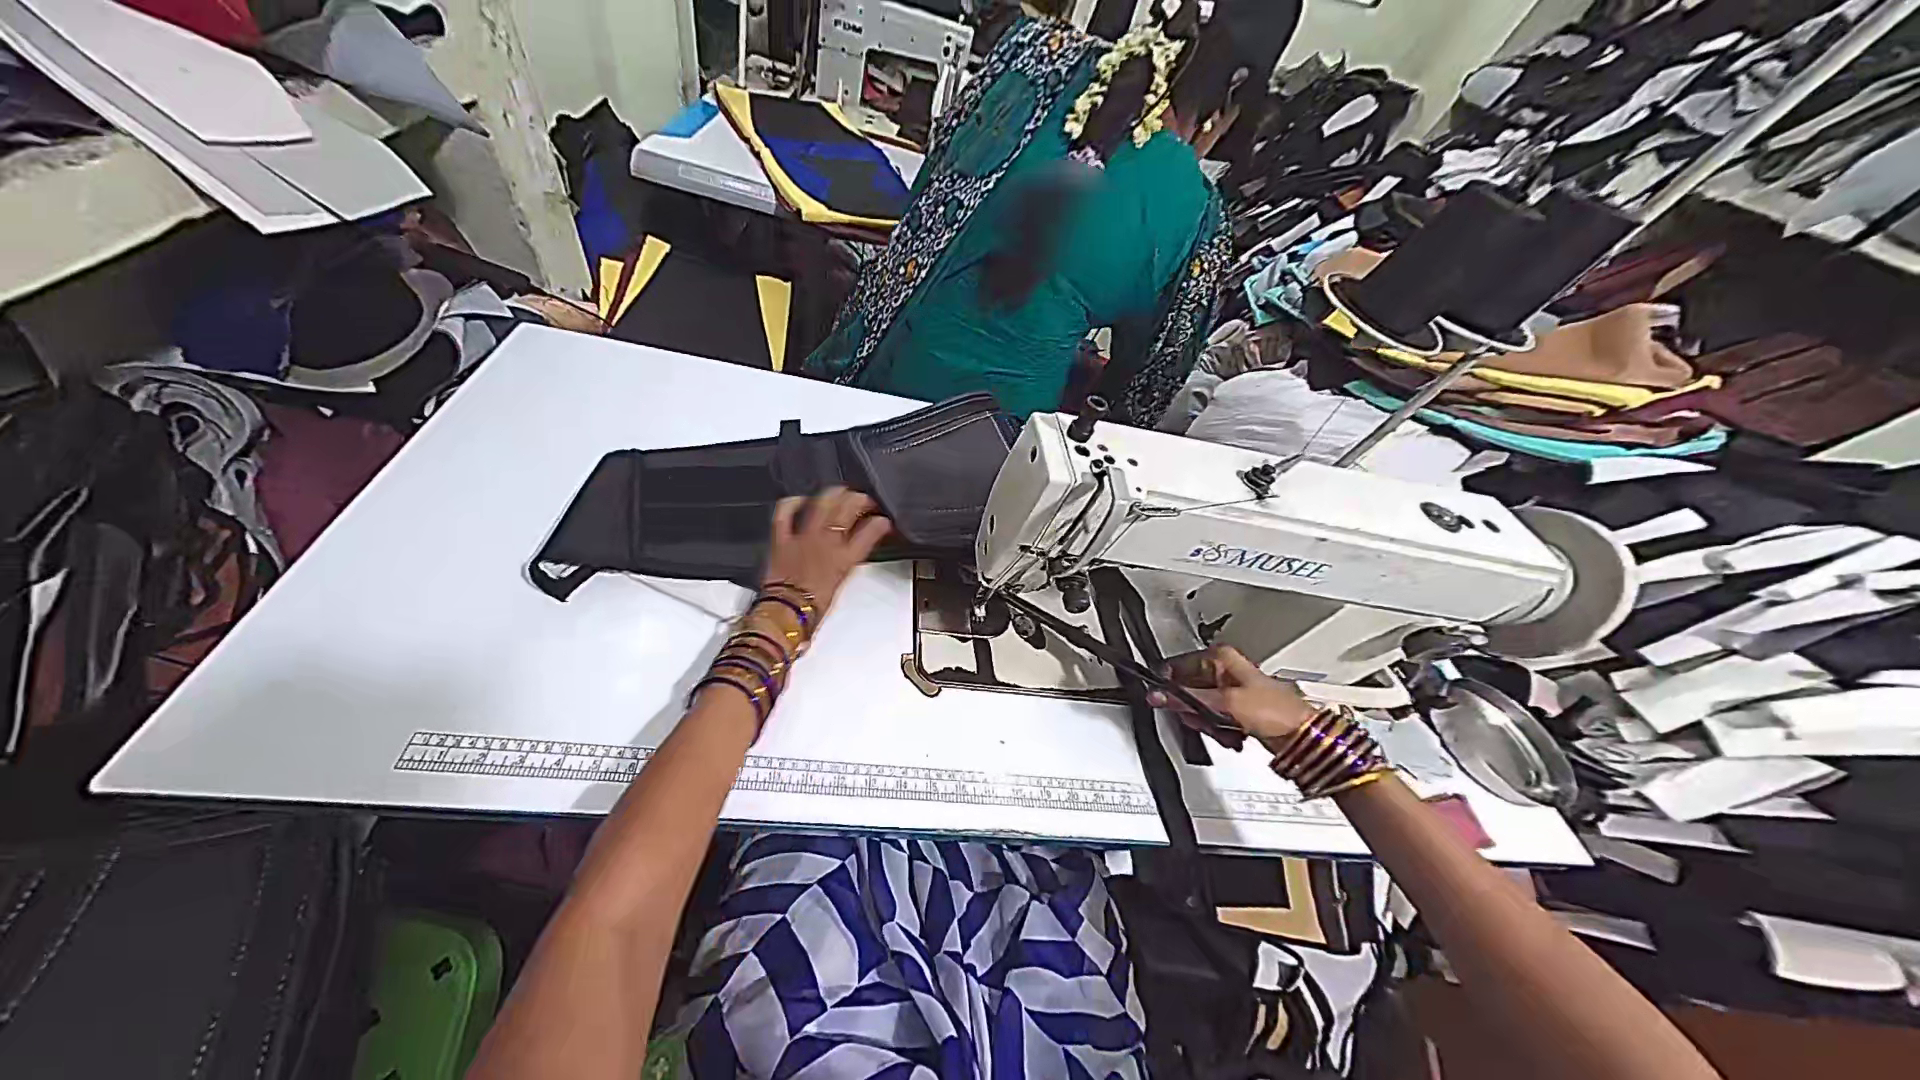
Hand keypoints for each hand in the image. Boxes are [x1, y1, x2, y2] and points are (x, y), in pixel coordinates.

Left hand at [762, 487, 891, 615]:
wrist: (786, 613)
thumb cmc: (814, 606)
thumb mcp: (841, 582)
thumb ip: (847, 561)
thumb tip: (851, 550)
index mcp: (846, 558)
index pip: (872, 530)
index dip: (881, 522)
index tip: (884, 520)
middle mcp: (827, 542)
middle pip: (848, 509)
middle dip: (860, 500)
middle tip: (864, 501)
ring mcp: (804, 536)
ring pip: (822, 503)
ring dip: (833, 494)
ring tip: (840, 491)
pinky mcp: (783, 537)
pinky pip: (785, 512)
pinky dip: (793, 502)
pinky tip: (800, 499)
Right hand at [1146, 646, 1316, 748]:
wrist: (1303, 738)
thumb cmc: (1277, 711)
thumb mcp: (1224, 702)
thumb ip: (1186, 699)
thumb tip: (1158, 694)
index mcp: (1221, 656)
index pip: (1178, 665)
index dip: (1170, 684)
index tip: (1163, 699)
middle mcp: (1224, 671)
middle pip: (1187, 689)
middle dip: (1194, 710)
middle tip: (1204, 718)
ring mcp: (1229, 692)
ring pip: (1199, 708)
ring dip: (1208, 723)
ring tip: (1224, 729)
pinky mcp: (1234, 711)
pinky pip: (1212, 720)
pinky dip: (1219, 731)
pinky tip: (1231, 735)